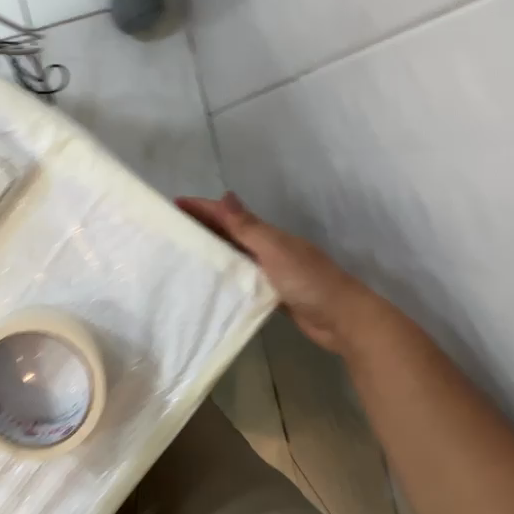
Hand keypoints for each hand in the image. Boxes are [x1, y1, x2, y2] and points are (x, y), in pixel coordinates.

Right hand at [177, 193, 378, 352]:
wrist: (343, 318)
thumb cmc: (309, 281)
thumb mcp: (275, 250)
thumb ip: (247, 227)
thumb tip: (224, 195)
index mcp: (268, 235)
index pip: (228, 216)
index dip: (203, 208)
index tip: (173, 206)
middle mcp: (268, 249)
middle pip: (229, 233)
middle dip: (203, 228)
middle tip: (170, 232)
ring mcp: (271, 272)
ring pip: (235, 257)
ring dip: (212, 252)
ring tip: (182, 257)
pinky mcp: (272, 294)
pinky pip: (242, 281)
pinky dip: (226, 277)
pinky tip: (210, 285)